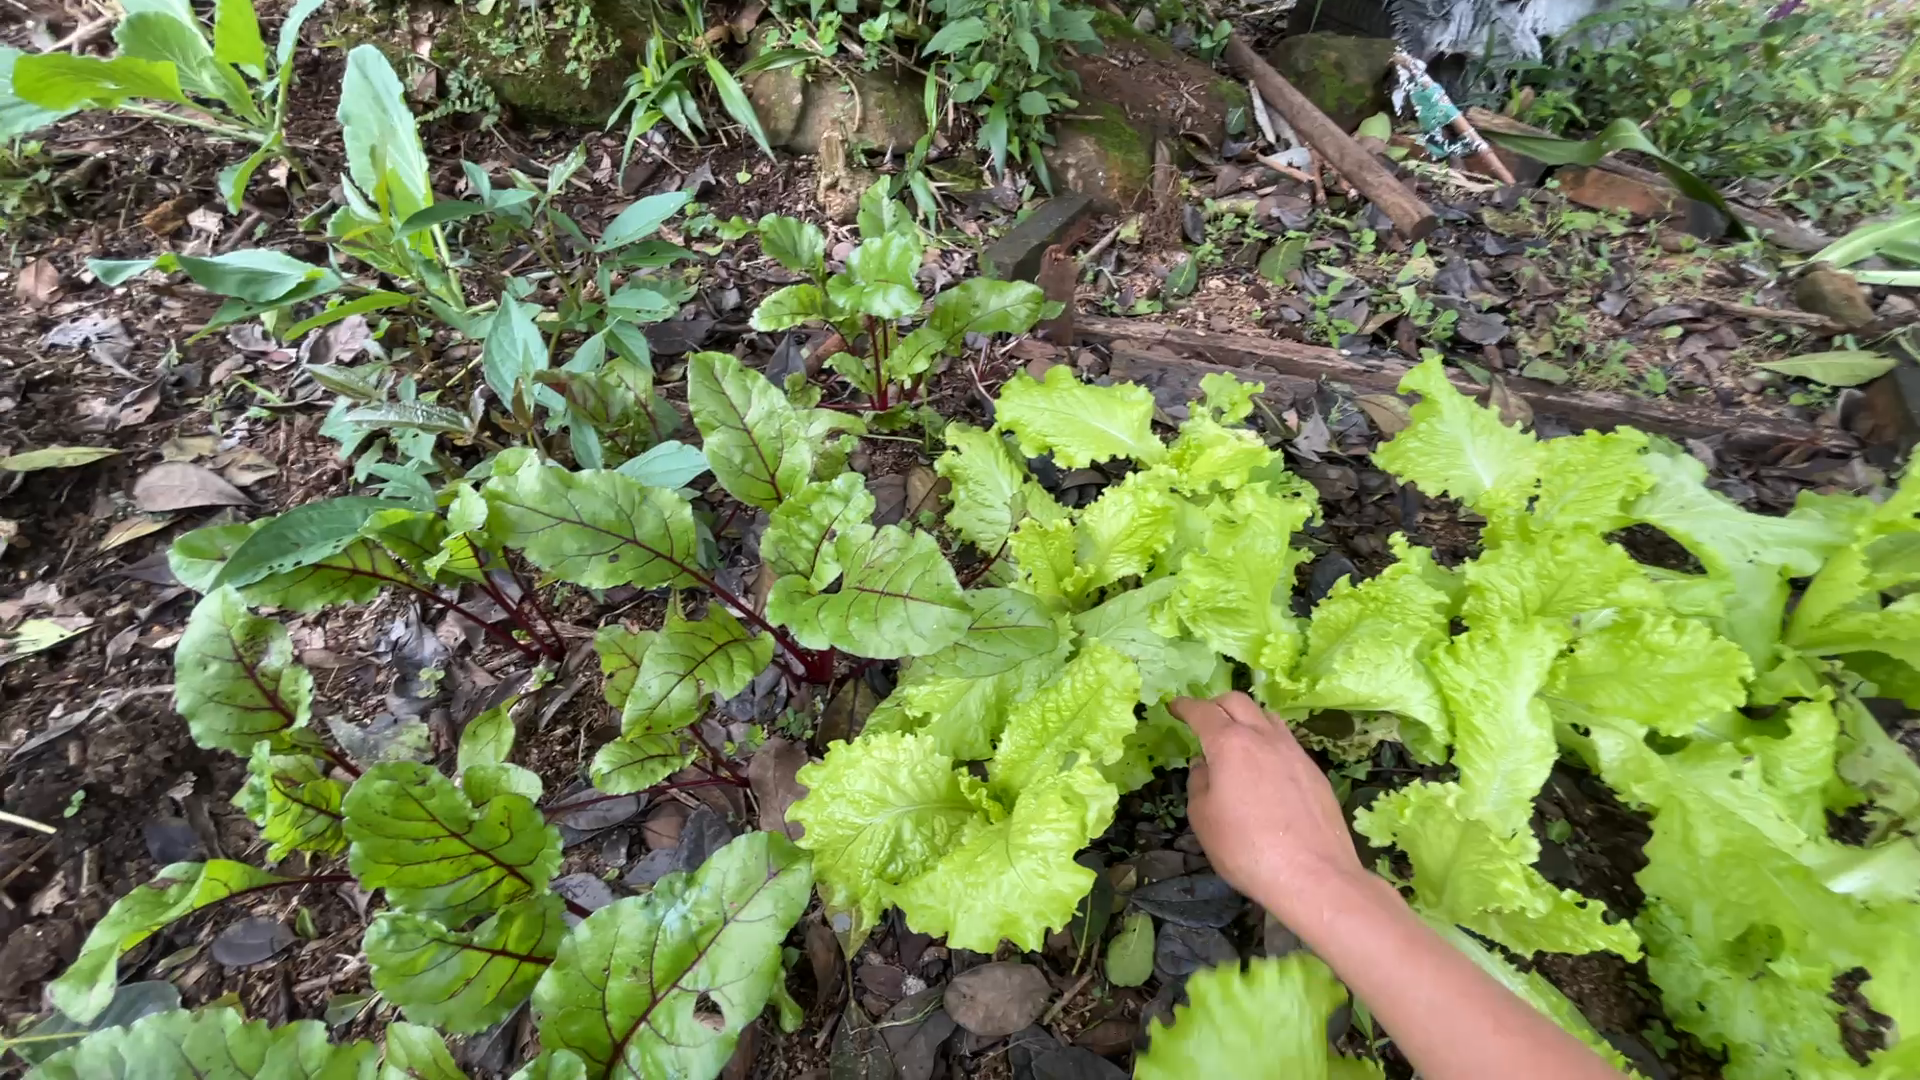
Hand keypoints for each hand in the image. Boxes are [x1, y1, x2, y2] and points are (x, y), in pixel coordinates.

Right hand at [1170, 692, 1366, 915]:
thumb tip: (1206, 766)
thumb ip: (1199, 783)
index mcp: (1229, 744)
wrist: (1314, 877)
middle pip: (1238, 702)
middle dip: (1216, 704)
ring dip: (1246, 718)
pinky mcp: (1314, 772)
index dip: (1185, 706)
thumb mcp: (1203, 818)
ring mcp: (1293, 752)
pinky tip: (1264, 767)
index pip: (1203, 712)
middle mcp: (1263, 738)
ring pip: (1266, 717)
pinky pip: (1285, 741)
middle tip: (1203, 720)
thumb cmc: (1246, 848)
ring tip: (1237, 738)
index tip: (1175, 706)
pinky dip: (1267, 740)